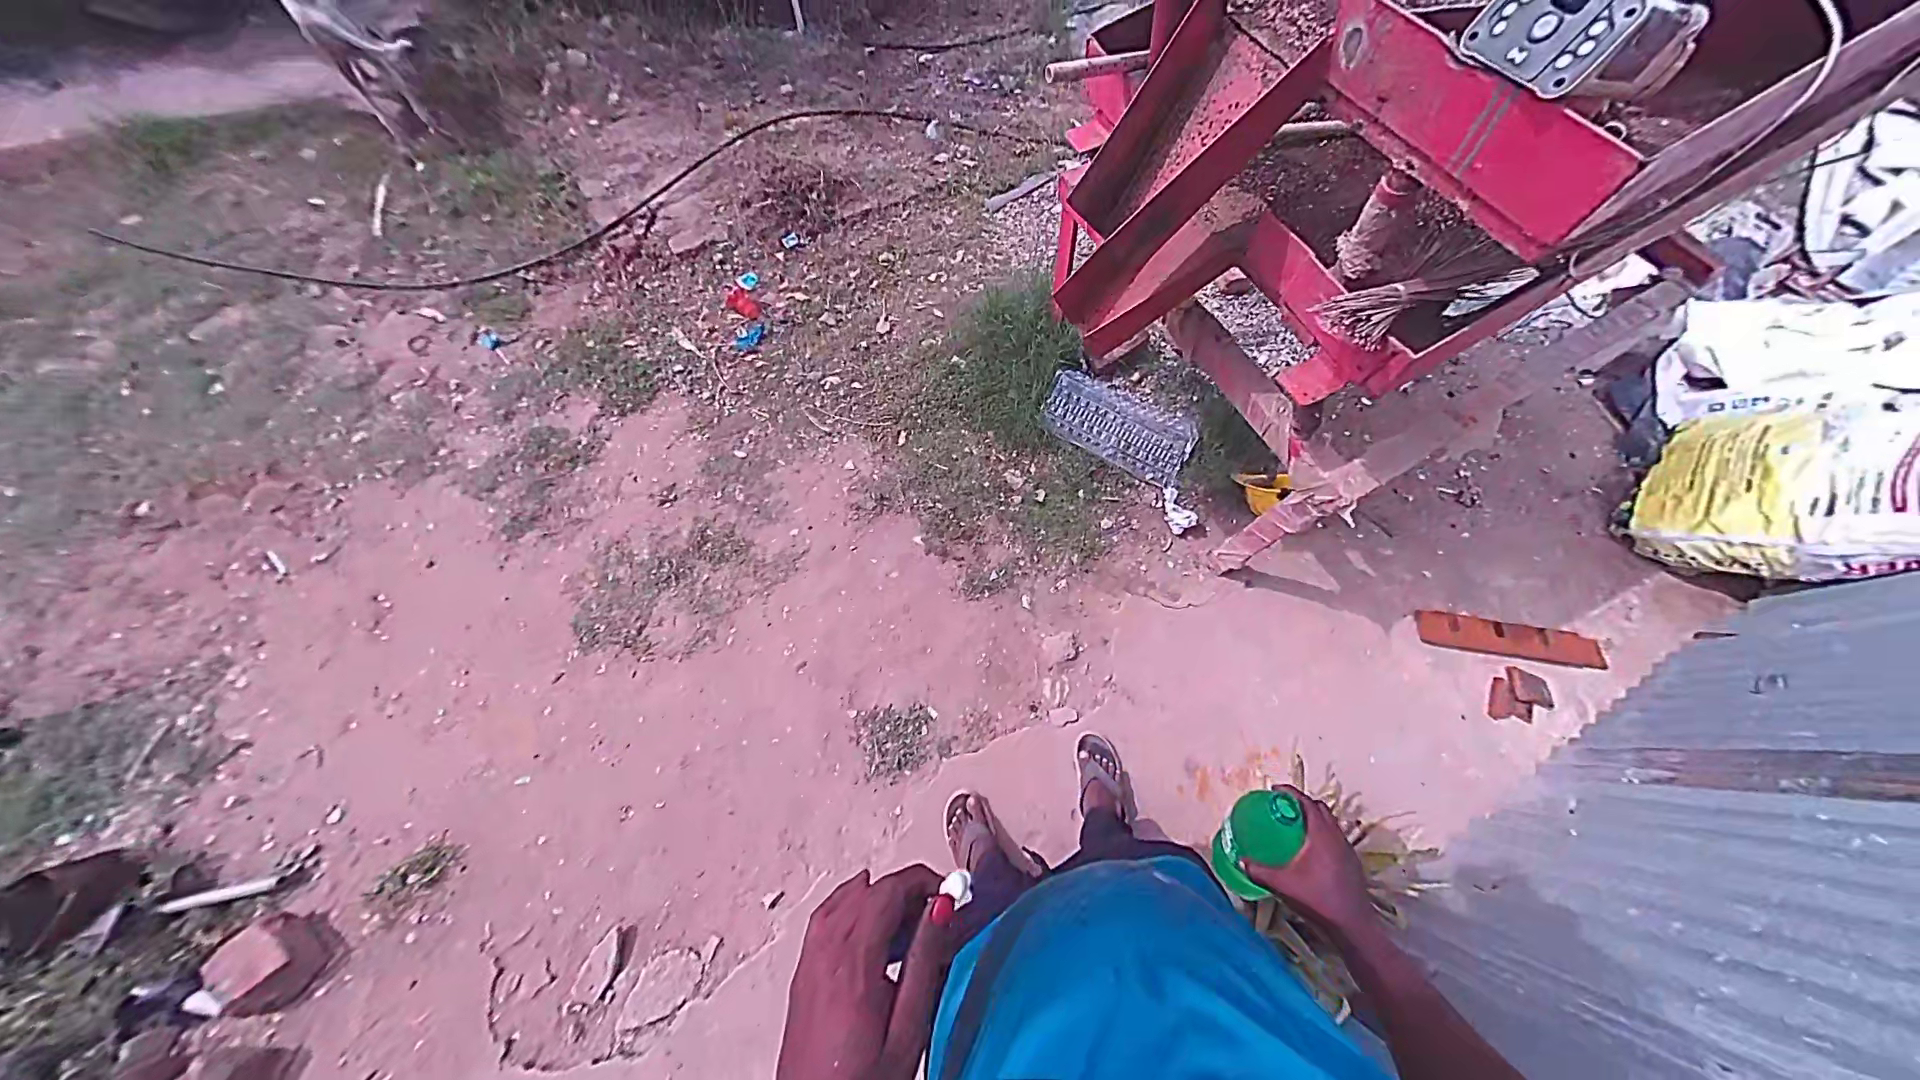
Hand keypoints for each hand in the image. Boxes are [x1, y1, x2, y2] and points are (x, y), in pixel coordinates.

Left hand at [776, 865, 953, 1079]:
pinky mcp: (803, 974)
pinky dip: (852, 904)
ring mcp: (810, 960)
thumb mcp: (908, 1028)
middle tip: (938, 909)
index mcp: (854, 961)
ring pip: (846, 899)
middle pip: (868, 890)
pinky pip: (827, 917)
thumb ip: (925, 962)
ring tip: (910, 920)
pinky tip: (868, 920)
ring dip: (880, 896)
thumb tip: (940, 910)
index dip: (923, 881)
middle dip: (906, 889)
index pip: (889, 890)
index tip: (949, 892)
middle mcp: (826, 952)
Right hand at [1240, 786, 1374, 941]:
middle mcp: (1337, 838)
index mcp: (1321, 835)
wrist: (1353, 928)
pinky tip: (1311, 850)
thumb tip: (1240, 861)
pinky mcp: (1353, 865)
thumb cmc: (1318, 900)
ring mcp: (1348, 852)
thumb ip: (1258, 871)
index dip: (1291, 792)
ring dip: (1314, 819)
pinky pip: (1336, 838)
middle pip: (1320, 809)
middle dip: (1302, 803)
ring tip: (1296, 825)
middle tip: (1283, 807)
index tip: (1275, 790)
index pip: (1307, 802)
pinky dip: (1322, 834)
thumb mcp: (1281, 884)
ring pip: (1331, 824)